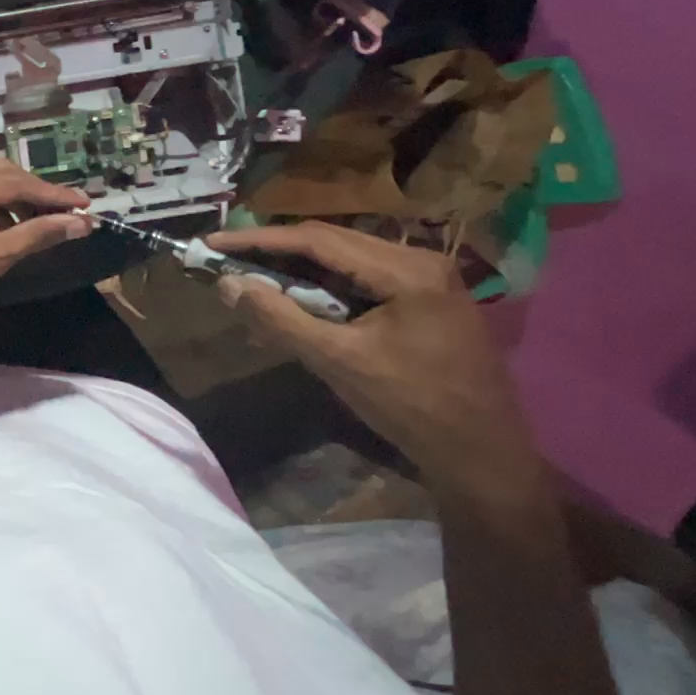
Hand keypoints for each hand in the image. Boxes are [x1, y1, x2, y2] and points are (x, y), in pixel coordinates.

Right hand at [206, 222, 536, 494]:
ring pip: (343, 260)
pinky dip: (321, 288)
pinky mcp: (424, 298)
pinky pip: (360, 279)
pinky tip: (293, 303)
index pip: (317, 240)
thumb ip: (279, 318)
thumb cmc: (412, 406)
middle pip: (330, 242)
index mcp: (406, 270)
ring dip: (295, 269)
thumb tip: (227, 284)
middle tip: (223, 258)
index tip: (212, 243)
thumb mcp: (337, 361)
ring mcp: (426, 279)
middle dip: (273, 251)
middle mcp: (420, 261)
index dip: (258, 240)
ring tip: (250, 279)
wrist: (483, 455)